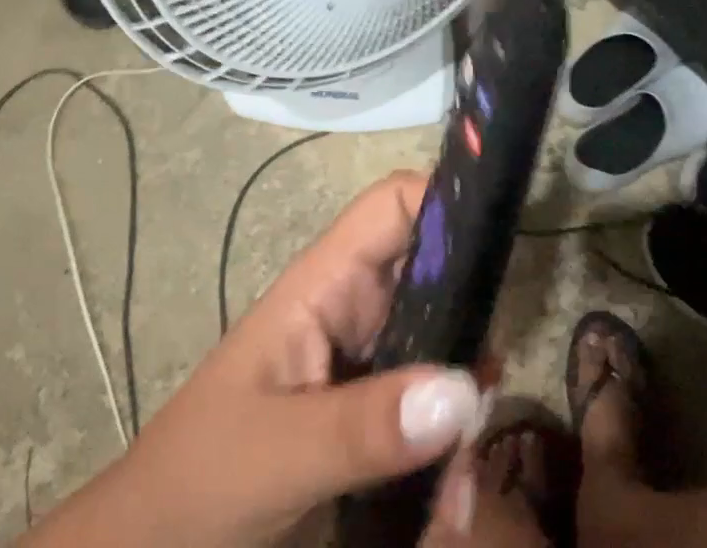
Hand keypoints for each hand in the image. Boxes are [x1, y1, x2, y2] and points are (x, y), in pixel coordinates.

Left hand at [24, 171, 484, 546]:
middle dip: (475, 336)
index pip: (394, 209)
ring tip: (457, 490)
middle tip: (488, 399)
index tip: (509, 231)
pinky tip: (449, 508)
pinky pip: (440, 422)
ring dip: (467, 418)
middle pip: (443, 284)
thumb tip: (467, 388)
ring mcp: (372, 373)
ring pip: (451, 361)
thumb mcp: (275, 453)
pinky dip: (453, 462)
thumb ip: (362, 425)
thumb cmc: (197, 482)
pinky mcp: (380, 426)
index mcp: (324, 289)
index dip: (448, 199)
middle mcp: (358, 318)